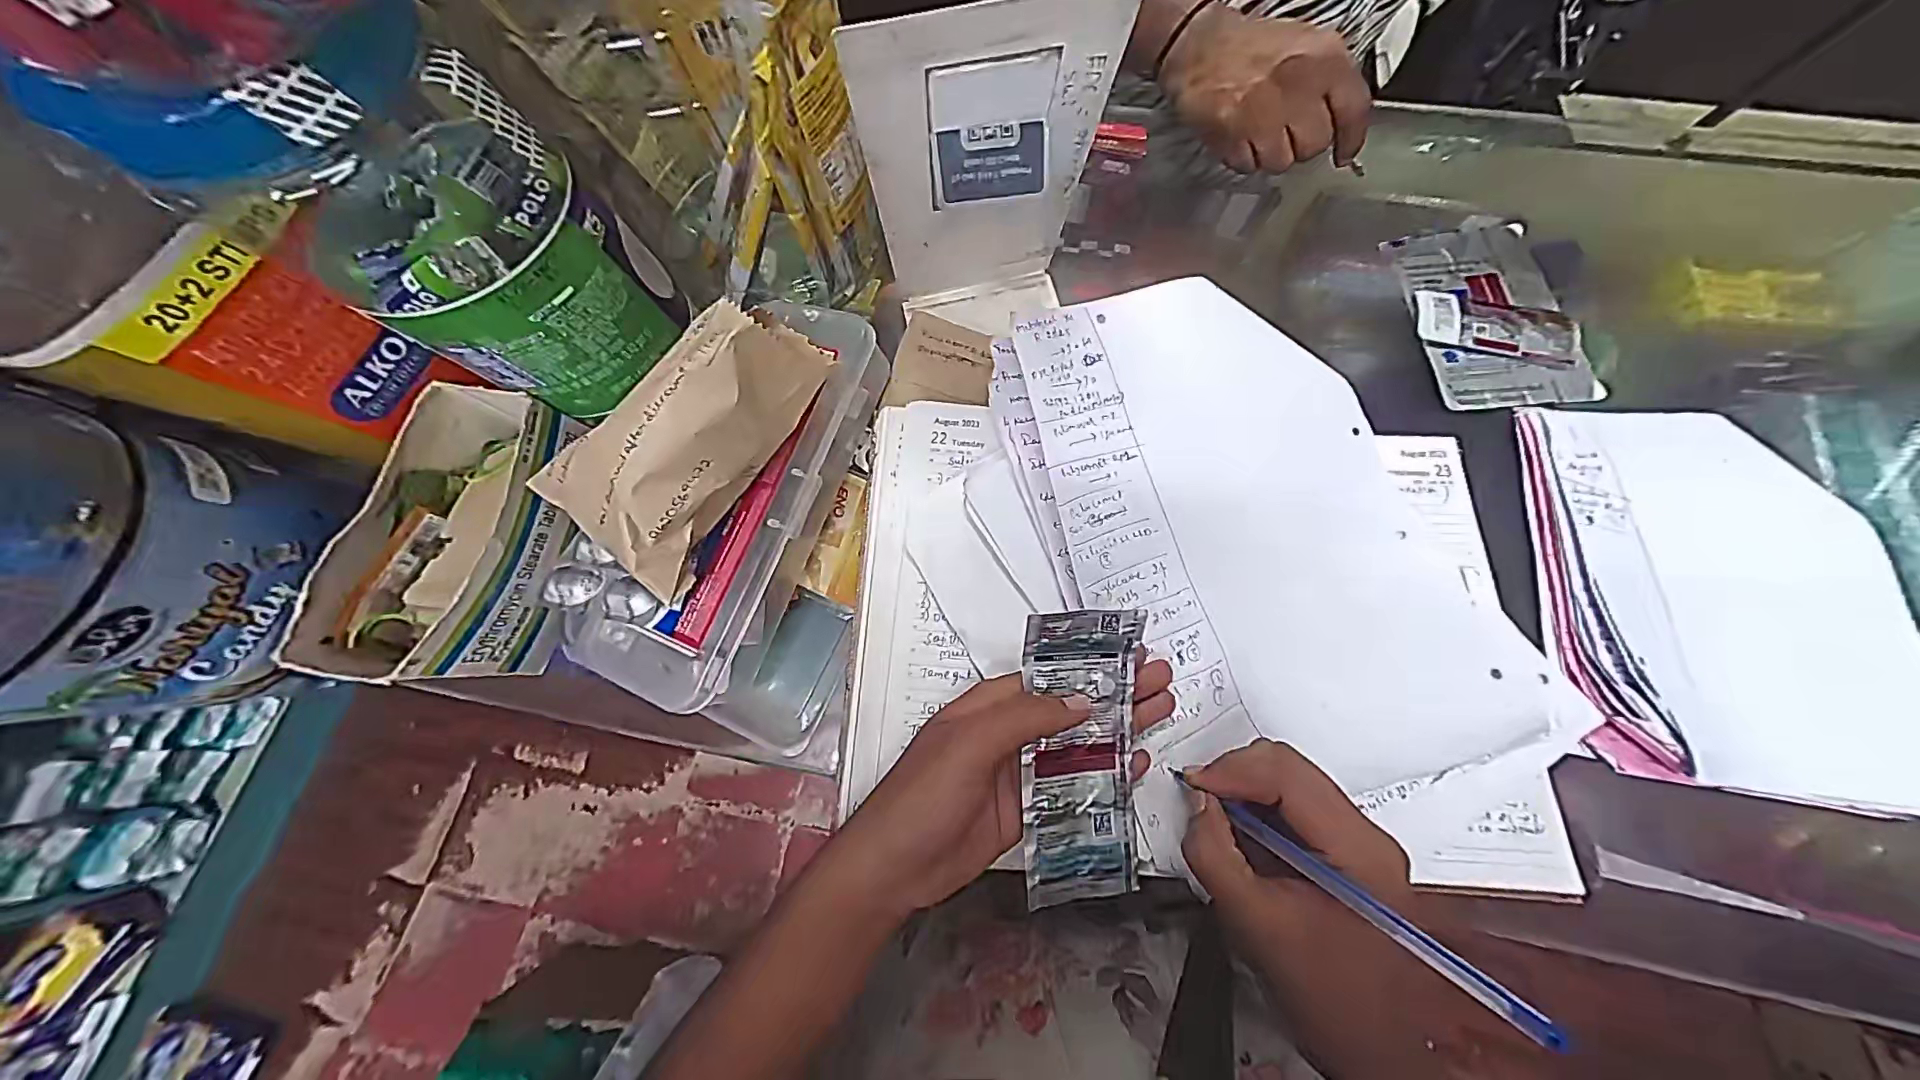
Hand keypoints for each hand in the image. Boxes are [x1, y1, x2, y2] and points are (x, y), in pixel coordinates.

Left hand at [829, 657, 1174, 914]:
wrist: (895, 870)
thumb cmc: (920, 797)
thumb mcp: (969, 744)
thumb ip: (1024, 718)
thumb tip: (1078, 699)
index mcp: (986, 708)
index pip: (1047, 680)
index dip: (1087, 670)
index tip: (1126, 660)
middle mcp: (1005, 735)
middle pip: (1068, 709)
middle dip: (1113, 694)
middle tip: (1157, 680)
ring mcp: (1017, 773)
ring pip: (1075, 746)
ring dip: (1116, 731)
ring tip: (1158, 712)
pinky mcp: (1026, 810)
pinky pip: (1071, 787)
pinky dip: (1102, 775)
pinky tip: (1132, 763)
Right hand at [1159, 9, 1370, 172]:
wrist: (1201, 47)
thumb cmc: (1251, 49)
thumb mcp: (1306, 46)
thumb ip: (1328, 81)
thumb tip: (1340, 121)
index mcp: (1323, 58)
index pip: (1354, 110)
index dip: (1350, 139)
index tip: (1344, 154)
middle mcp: (1297, 85)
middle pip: (1314, 145)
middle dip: (1301, 145)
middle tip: (1286, 134)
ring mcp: (1263, 113)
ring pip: (1281, 162)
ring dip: (1270, 155)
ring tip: (1259, 134)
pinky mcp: (1232, 135)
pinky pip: (1248, 166)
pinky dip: (1244, 159)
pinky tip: (1240, 138)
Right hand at [1183, 741, 1552, 1076]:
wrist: (1386, 1053)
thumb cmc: (1341, 1006)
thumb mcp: (1258, 927)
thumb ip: (1216, 856)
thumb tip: (1198, 807)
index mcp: (1357, 849)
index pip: (1284, 772)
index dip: (1230, 771)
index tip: (1195, 786)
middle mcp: (1365, 837)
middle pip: (1286, 768)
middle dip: (1234, 776)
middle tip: (1200, 800)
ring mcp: (1357, 844)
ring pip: (1286, 784)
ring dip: (1242, 793)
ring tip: (1215, 824)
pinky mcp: (1343, 854)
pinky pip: (1289, 810)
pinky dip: (1255, 813)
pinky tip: (1239, 841)